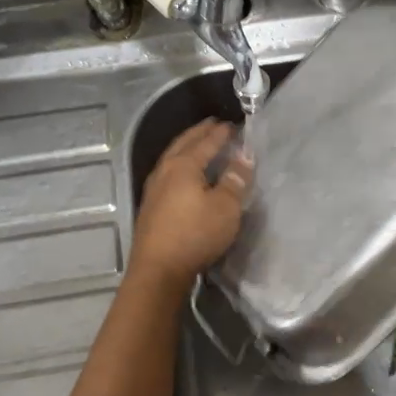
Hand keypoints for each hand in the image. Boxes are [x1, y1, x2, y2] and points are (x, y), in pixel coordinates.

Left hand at [130, 118, 251, 286]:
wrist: (158, 270)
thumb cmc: (195, 235)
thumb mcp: (226, 207)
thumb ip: (235, 179)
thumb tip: (245, 155)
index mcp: (183, 165)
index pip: (205, 142)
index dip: (220, 134)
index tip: (232, 125)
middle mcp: (165, 171)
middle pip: (183, 145)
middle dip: (199, 134)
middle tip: (212, 125)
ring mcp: (153, 189)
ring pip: (171, 158)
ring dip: (186, 148)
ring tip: (198, 145)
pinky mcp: (150, 207)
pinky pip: (167, 174)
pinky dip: (179, 165)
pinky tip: (183, 175)